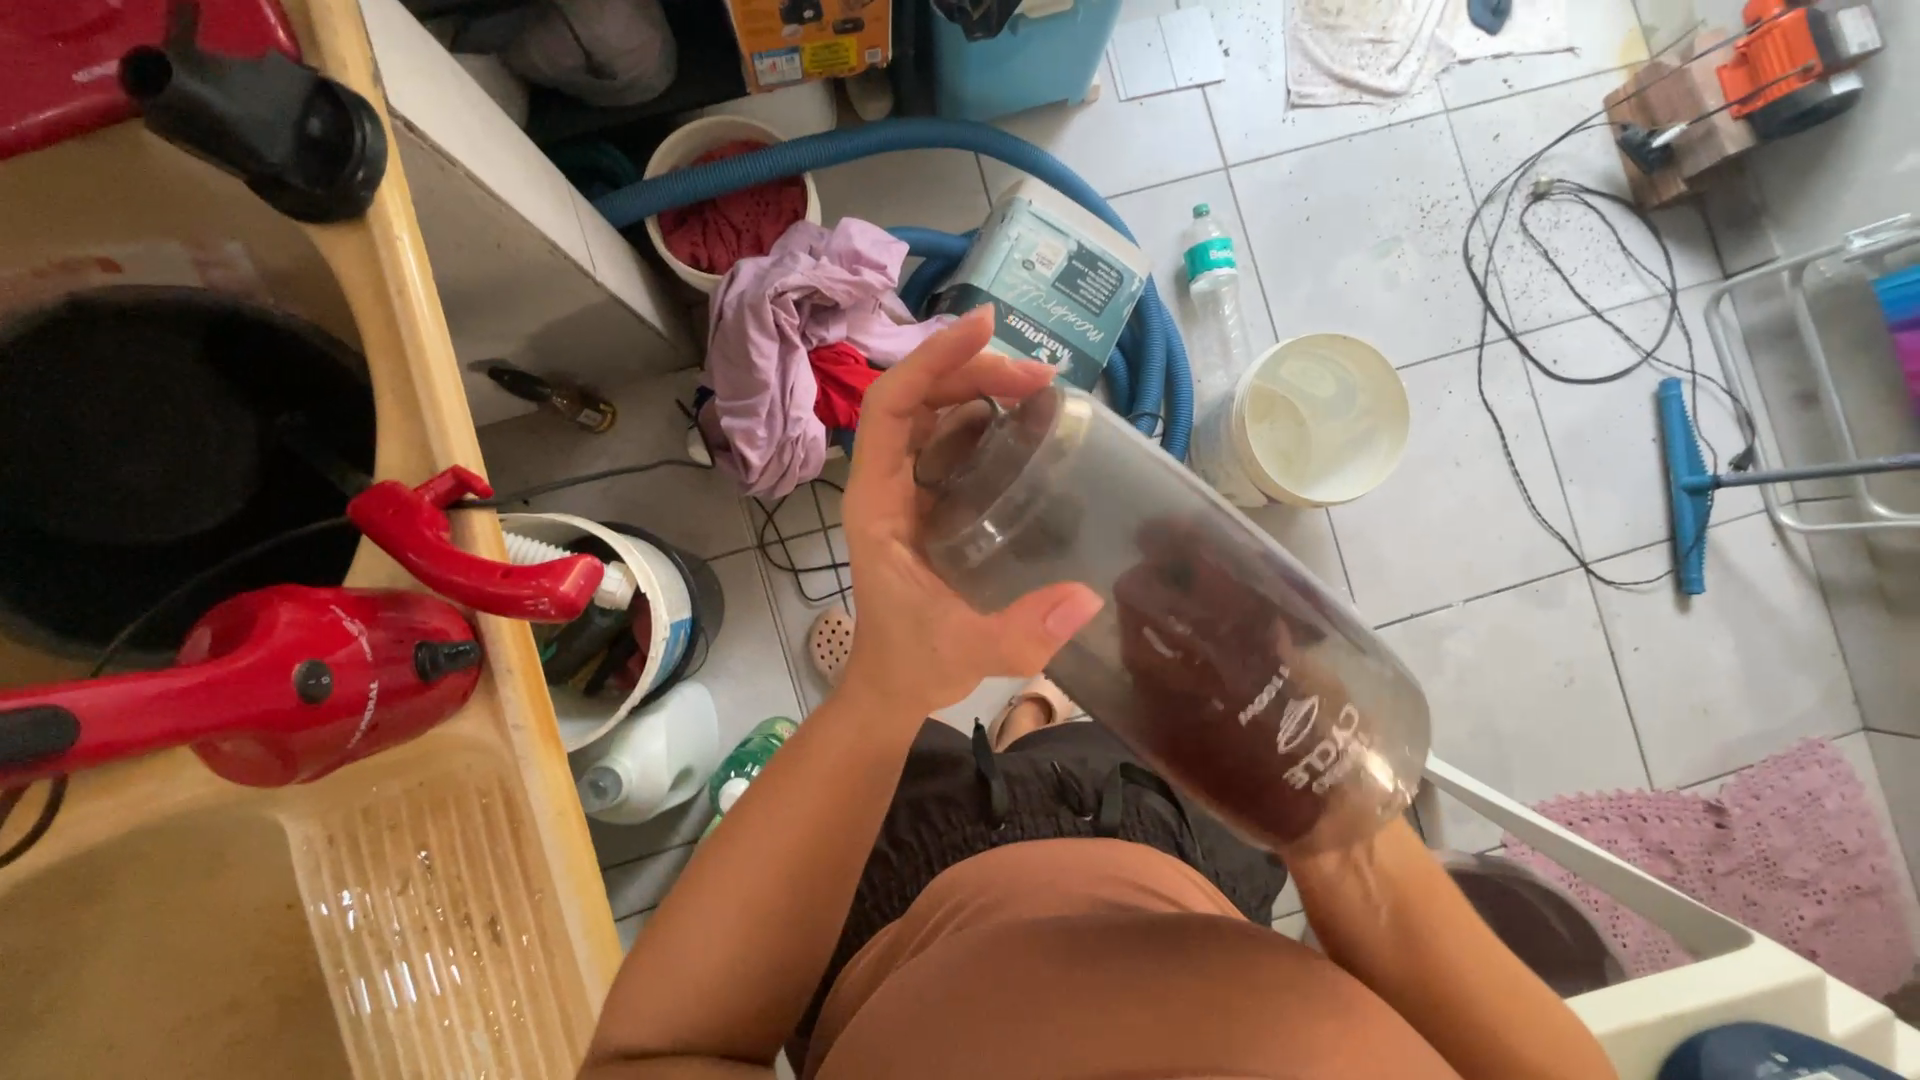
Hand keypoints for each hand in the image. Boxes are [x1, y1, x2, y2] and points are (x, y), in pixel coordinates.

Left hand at [836, 308, 1103, 717]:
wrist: (894, 684)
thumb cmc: (914, 661)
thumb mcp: (967, 650)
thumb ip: (1021, 633)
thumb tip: (1087, 598)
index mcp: (878, 502)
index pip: (891, 405)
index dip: (932, 359)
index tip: (986, 328)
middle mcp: (886, 484)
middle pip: (917, 398)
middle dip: (972, 371)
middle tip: (1040, 375)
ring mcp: (905, 490)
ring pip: (933, 413)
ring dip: (978, 388)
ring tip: (1040, 387)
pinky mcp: (927, 501)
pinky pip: (949, 441)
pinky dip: (983, 419)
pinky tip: (1024, 424)